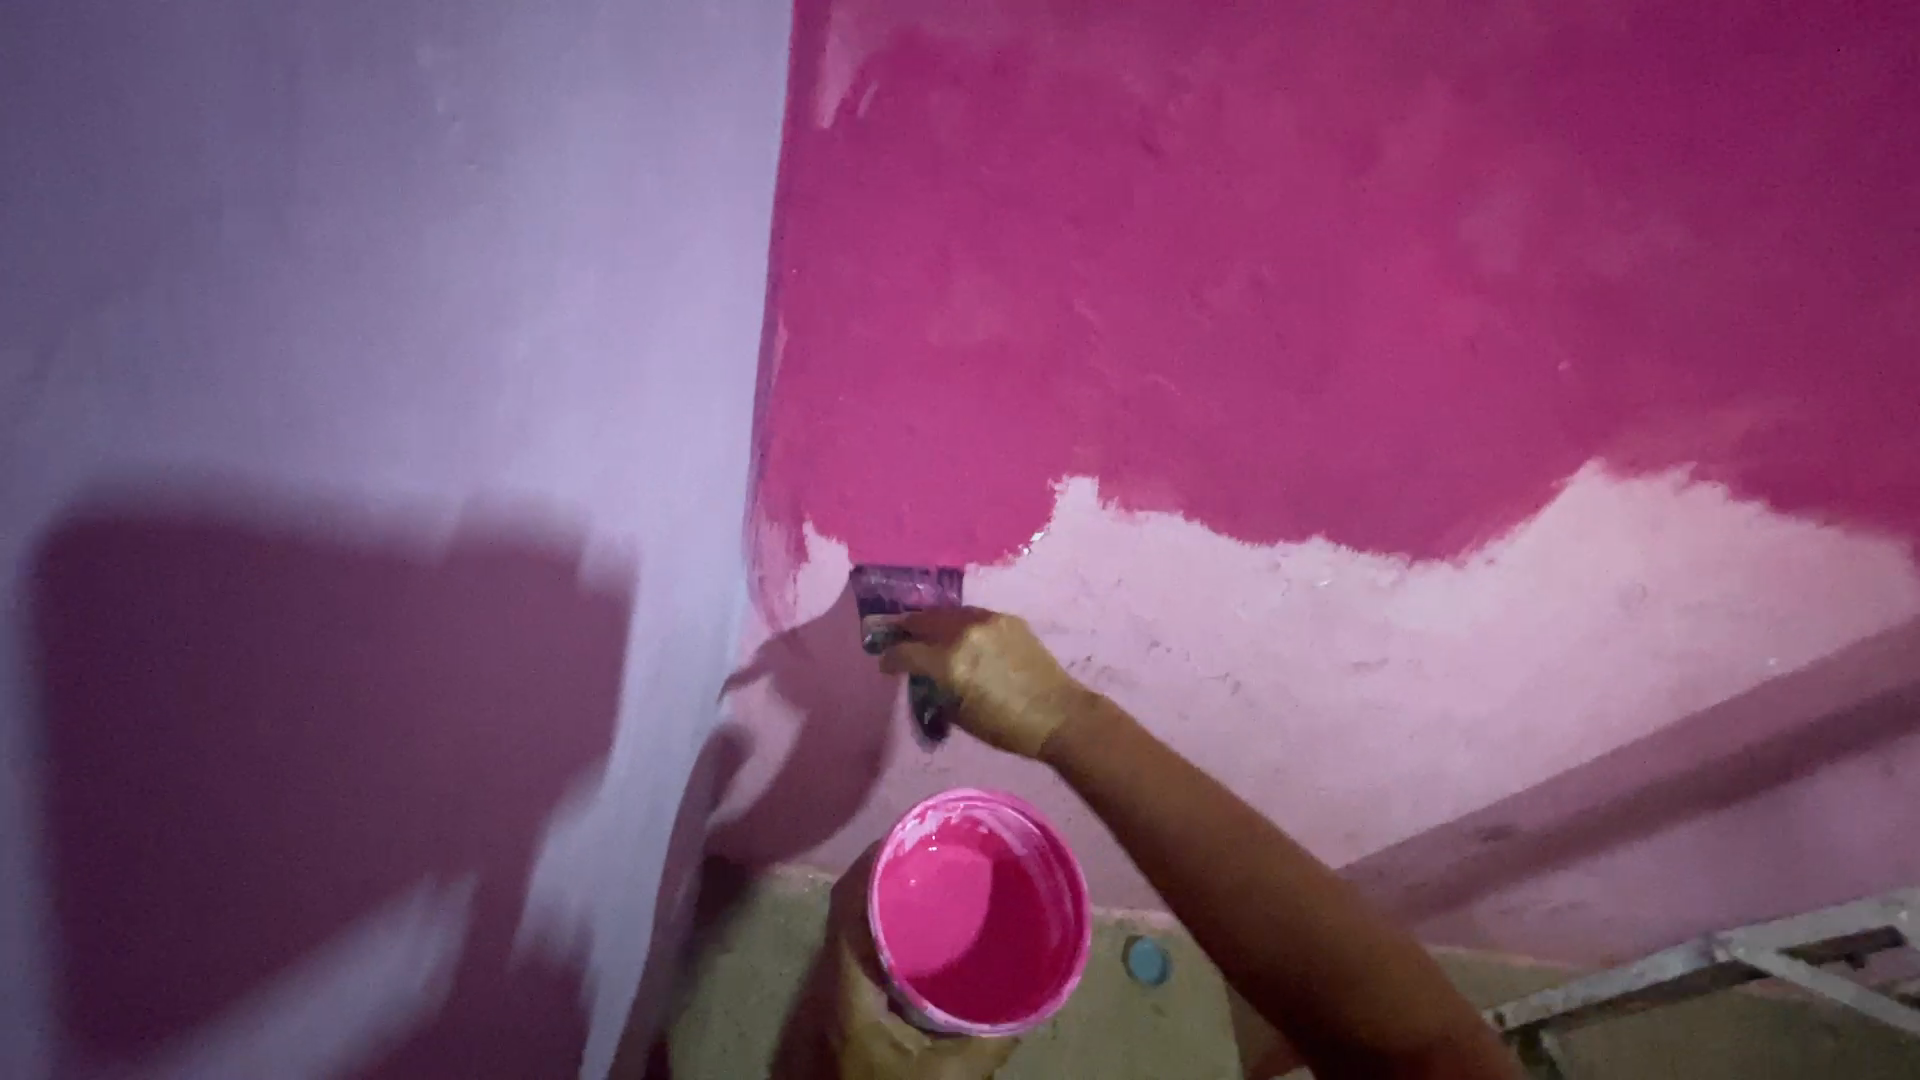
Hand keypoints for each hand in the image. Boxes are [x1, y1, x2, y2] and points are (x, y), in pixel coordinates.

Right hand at [878, 608, 1085, 758]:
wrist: (1057, 713)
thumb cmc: (1005, 726)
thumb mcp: (959, 714)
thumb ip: (936, 687)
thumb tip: (926, 674)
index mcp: (950, 662)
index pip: (906, 651)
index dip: (889, 658)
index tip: (883, 662)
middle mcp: (965, 633)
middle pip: (922, 621)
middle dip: (904, 628)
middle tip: (893, 633)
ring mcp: (988, 621)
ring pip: (947, 613)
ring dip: (930, 621)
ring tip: (920, 628)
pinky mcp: (1007, 618)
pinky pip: (972, 615)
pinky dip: (958, 622)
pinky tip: (955, 631)